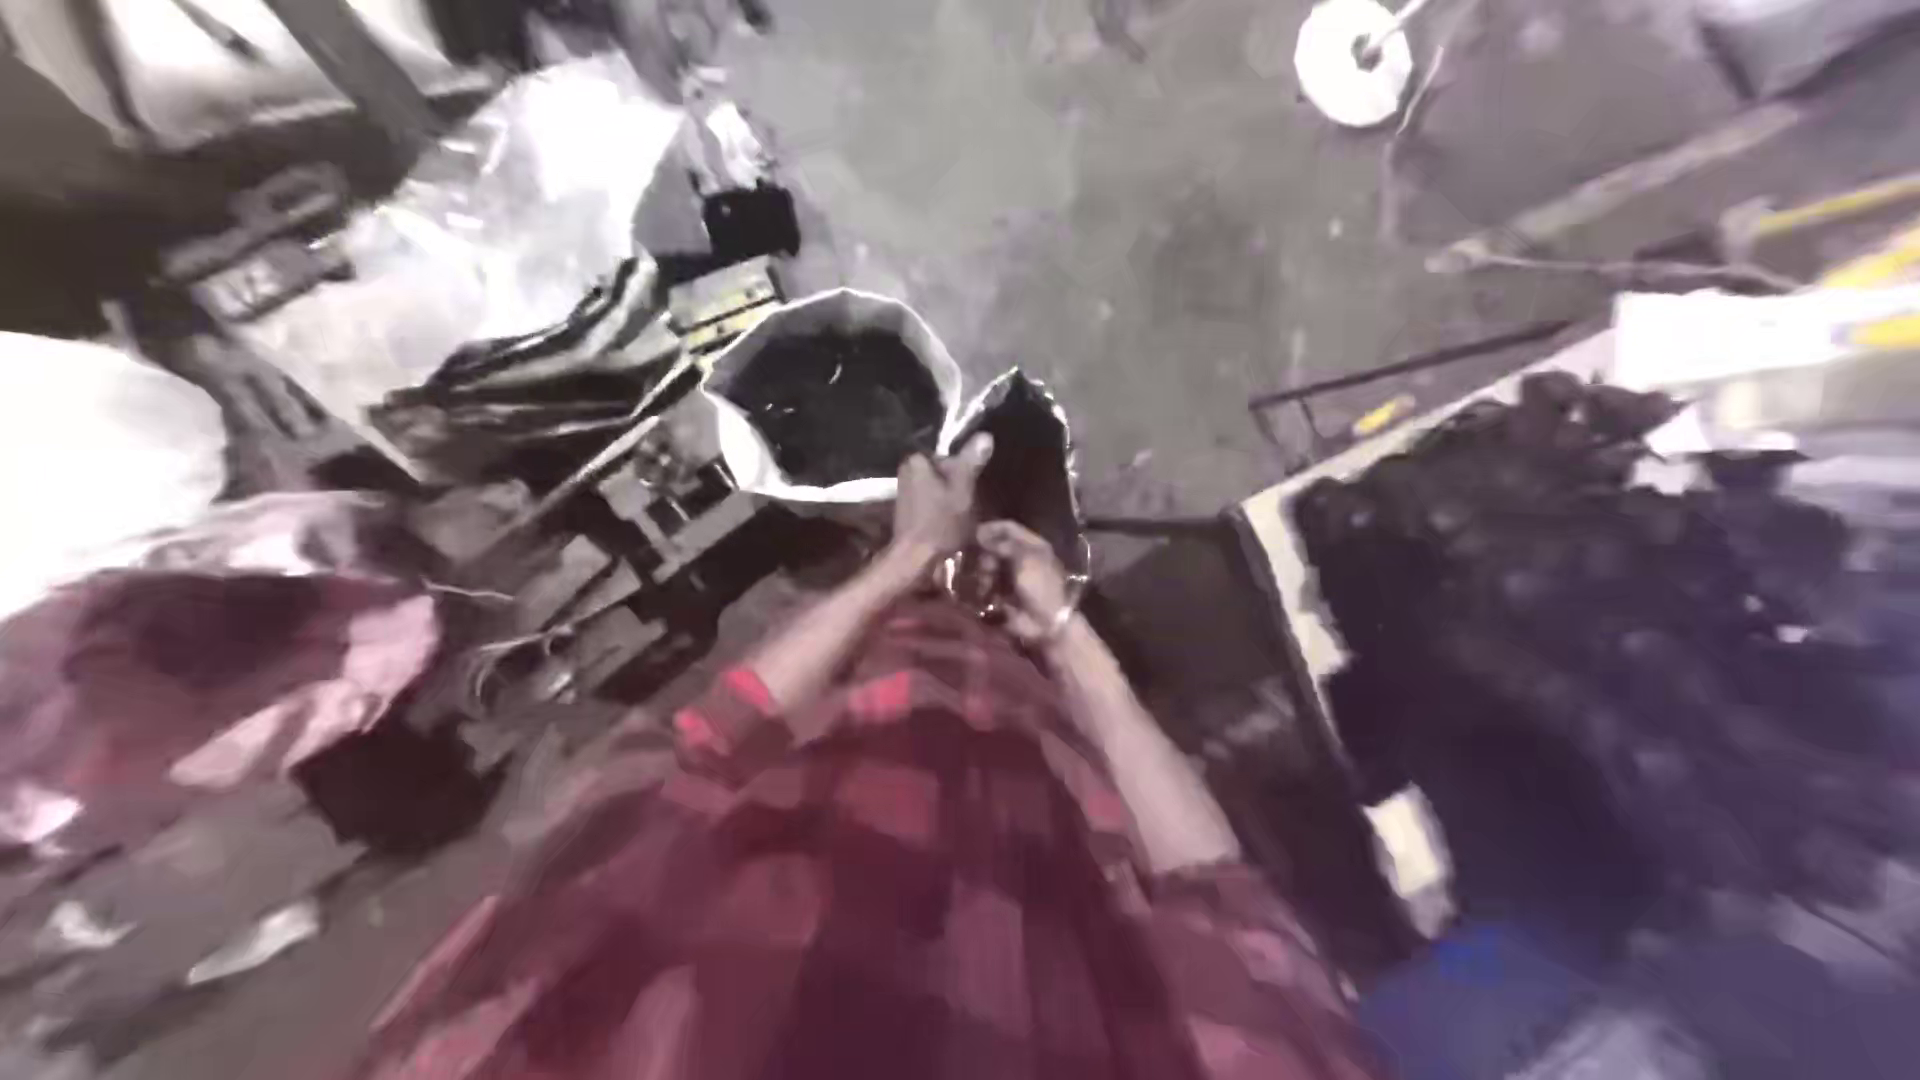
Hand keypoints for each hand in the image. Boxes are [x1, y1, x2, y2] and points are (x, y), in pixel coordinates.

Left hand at [888, 434, 993, 571]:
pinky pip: (930, 500)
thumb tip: (985, 435)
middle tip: (971, 500)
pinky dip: (941, 507)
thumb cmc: (940, 522)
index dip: (965, 467)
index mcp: (917, 461)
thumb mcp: (962, 490)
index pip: (948, 453)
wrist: (915, 558)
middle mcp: (906, 470)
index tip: (975, 483)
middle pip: (942, 470)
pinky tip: (950, 521)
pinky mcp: (906, 508)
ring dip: (951, 497)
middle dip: (958, 482)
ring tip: (963, 512)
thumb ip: (971, 461)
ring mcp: (904, 490)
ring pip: (937, 486)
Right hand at [976, 519, 1077, 642]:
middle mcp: (1020, 557)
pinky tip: (985, 594)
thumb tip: (981, 534)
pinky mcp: (1002, 593)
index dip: (992, 528)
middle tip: (985, 566)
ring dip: (984, 572)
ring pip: (988, 565)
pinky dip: (983, 587)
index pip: (1008, 528)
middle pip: (995, 546)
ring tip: (987, 584)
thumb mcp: (1026, 560)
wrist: (1046, 622)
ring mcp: (1011, 576)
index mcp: (1032, 545)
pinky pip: (986, 584)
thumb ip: (1004, 544)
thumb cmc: (1040, 587)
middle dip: (986, 555)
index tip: (975, 534)